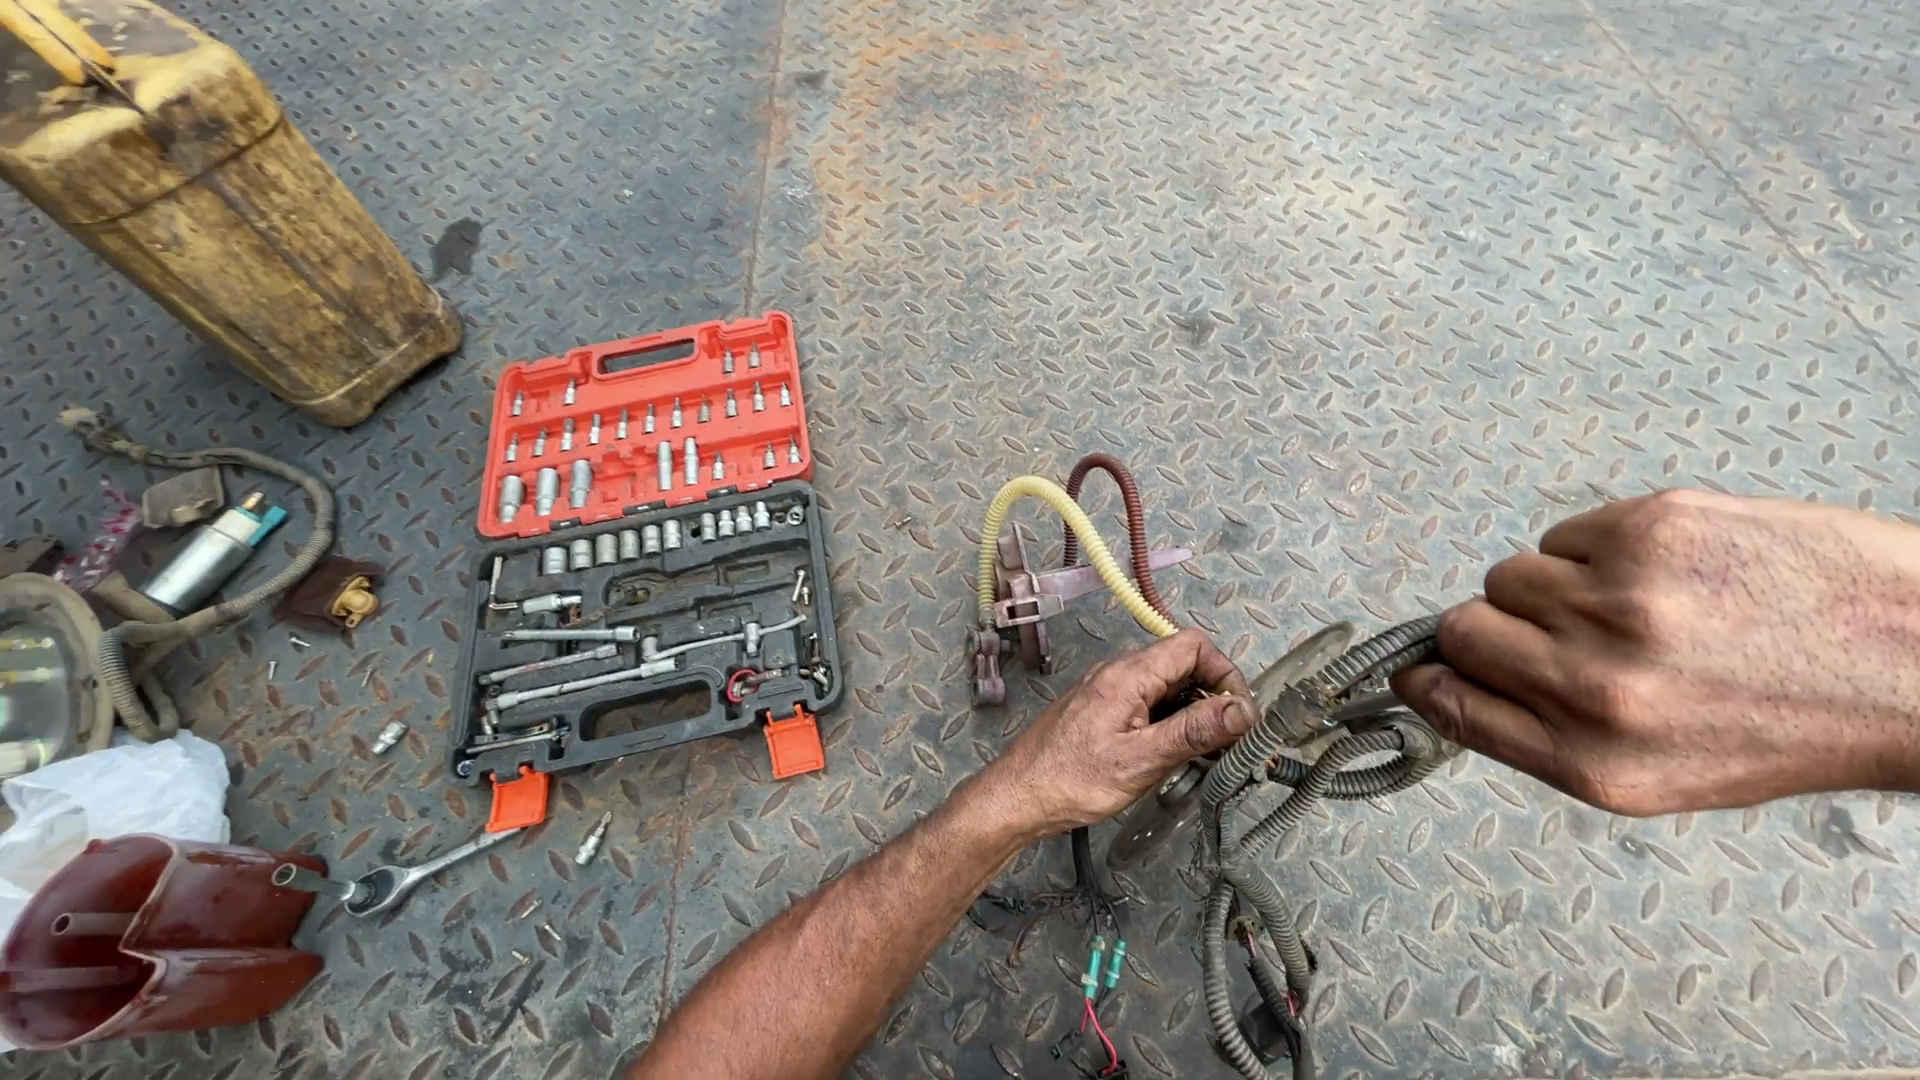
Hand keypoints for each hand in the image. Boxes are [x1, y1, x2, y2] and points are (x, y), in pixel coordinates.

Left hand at [981, 629, 1255, 836]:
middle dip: (1214, 698)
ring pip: (1168, 687)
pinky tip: (1175, 757)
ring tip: (1206, 756)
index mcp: (1128, 675)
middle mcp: (1119, 673)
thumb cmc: (1071, 780)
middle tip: (1228, 743)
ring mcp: (1110, 690)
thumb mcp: (1142, 760)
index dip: (1225, 674)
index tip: (1239, 716)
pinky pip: (1149, 704)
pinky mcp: (1104, 710)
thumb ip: (1193, 731)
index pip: (1194, 646)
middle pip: (1184, 665)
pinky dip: (1171, 724)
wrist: (1019, 795)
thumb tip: (1241, 710)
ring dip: (1194, 715)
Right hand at [1392, 490, 1919, 815]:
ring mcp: (1621, 600)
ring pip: (1507, 575)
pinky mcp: (1652, 529)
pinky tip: (1663, 574)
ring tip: (1632, 605)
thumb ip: (1528, 734)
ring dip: (1551, 588)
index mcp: (1592, 758)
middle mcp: (1595, 684)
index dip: (1425, 678)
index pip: (1447, 701)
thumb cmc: (1791, 719)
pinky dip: (1596, 551)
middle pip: (1460, 628)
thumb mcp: (1650, 773)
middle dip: (1496, 628)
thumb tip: (1435, 680)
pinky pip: (1561, 535)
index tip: (1424, 667)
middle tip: (1560, 634)